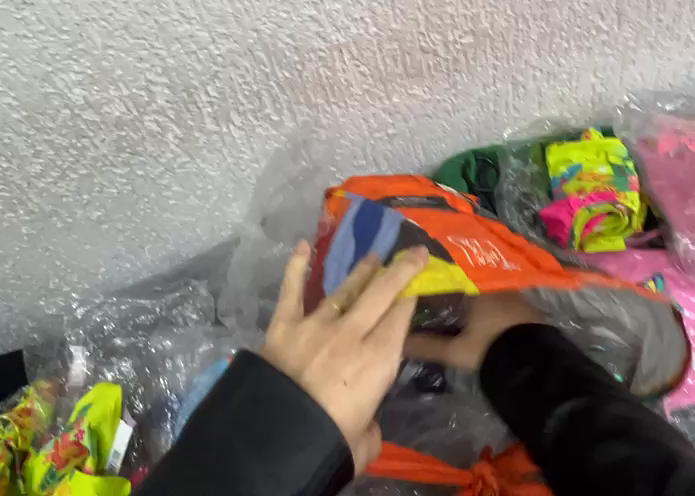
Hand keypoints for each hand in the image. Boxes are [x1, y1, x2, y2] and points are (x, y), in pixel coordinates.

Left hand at [259, 241, 426, 471]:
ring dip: (361, 271)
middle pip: (381, 293)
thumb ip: (369, 431)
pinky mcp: (284, 325)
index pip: (399, 319)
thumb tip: (366, 426)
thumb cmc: (327, 445)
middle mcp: (350, 334)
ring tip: (373, 256)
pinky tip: (302, 246)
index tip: (418, 285)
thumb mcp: (362, 448)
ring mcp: (316, 325)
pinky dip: (296, 267)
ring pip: (344, 290)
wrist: (275, 439)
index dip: (410, 299)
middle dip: (401, 270)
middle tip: (415, 252)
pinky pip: (292, 291)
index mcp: (376, 361)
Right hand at [402, 291, 545, 370]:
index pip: (452, 276)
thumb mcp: (456, 351)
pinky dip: (493, 309)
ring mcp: (515, 297)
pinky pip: (504, 303)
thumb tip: (399, 342)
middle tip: (441, 298)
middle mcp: (495, 286)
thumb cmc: (491, 349)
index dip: (440, 280)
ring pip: (489, 293)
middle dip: (458, 290)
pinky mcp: (528, 311)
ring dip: (477, 300)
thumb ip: (428, 345)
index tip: (426, 283)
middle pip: (471, 283)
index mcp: (475, 289)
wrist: (535, 365)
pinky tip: (485, 321)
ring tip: (461, 310)